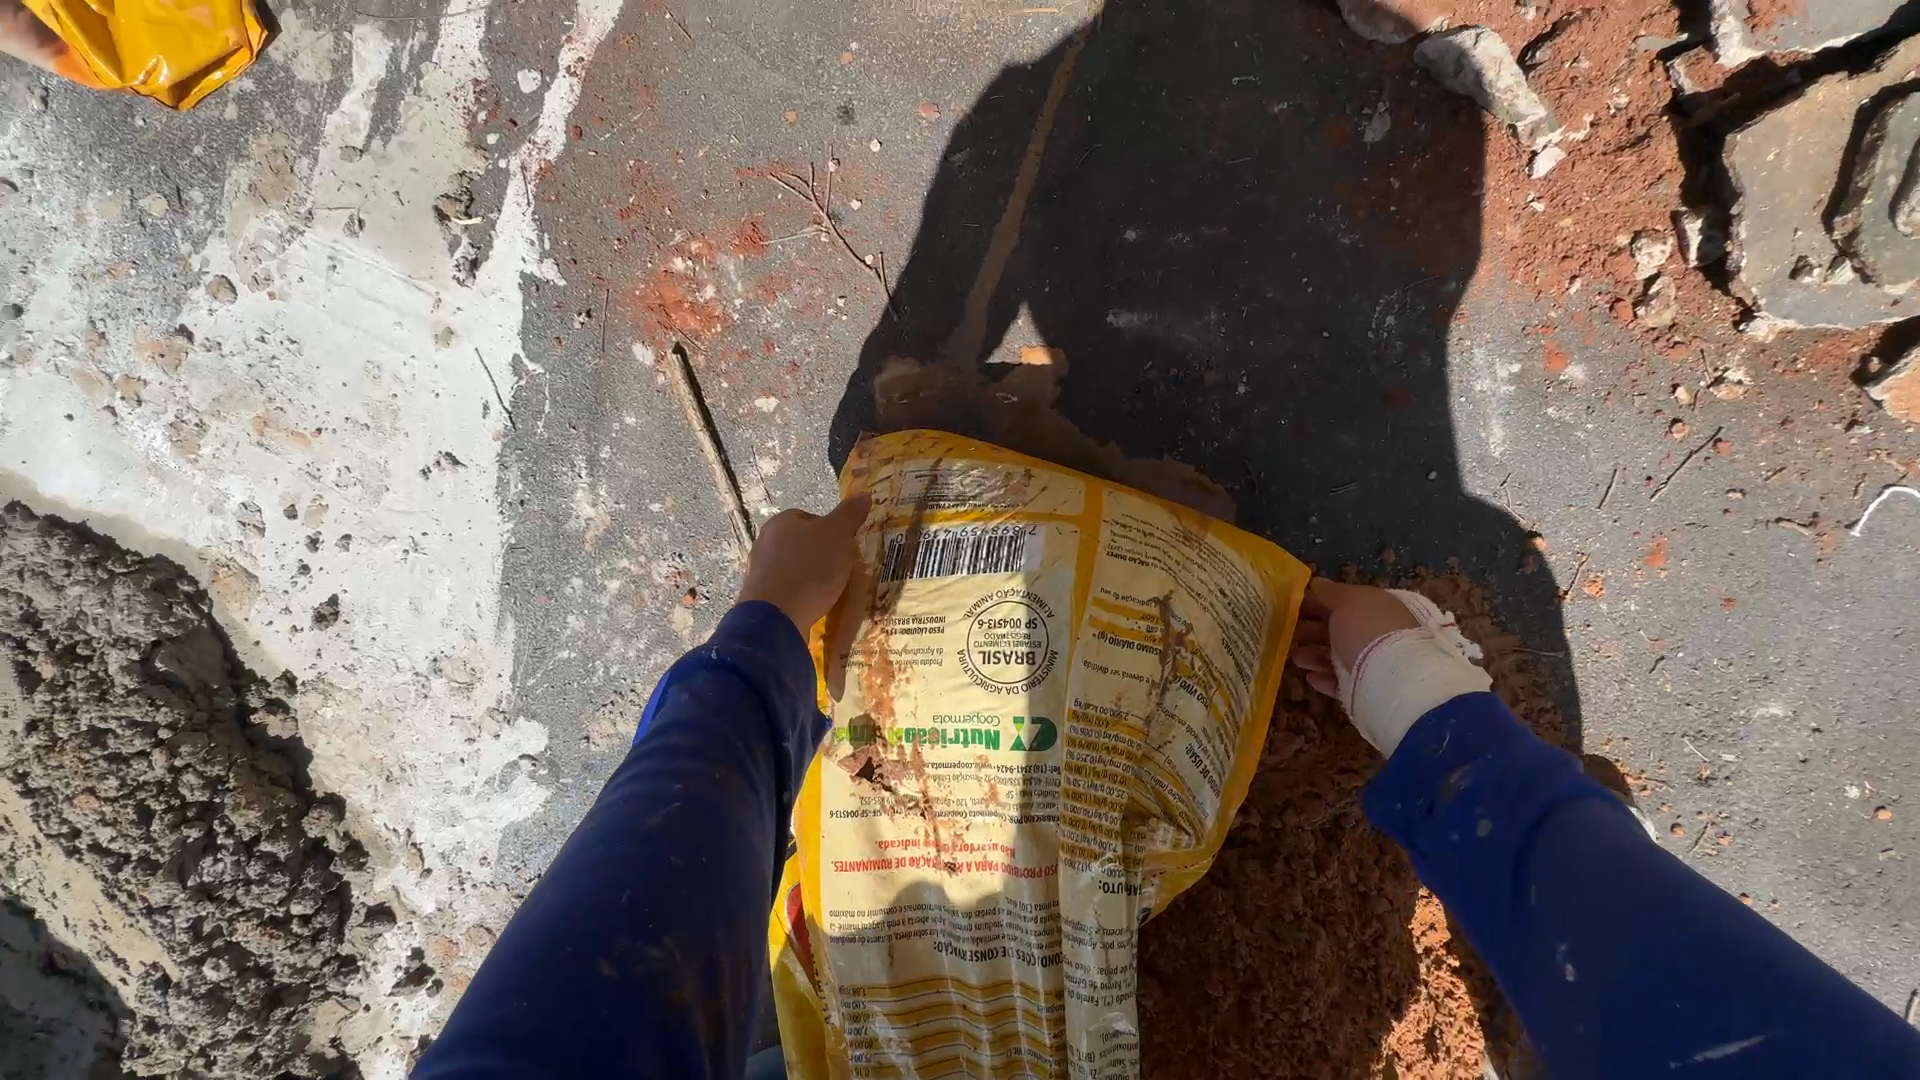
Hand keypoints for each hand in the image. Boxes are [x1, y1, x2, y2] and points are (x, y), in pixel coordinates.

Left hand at [737, 493, 871, 633]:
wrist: (777, 617)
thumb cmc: (810, 569)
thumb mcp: (839, 535)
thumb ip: (850, 514)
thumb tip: (863, 494)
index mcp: (781, 521)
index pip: (811, 518)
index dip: (832, 532)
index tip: (844, 549)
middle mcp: (765, 541)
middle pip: (802, 544)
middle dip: (821, 556)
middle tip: (840, 570)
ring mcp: (758, 570)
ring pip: (793, 567)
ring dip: (809, 577)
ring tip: (828, 592)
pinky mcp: (758, 597)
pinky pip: (786, 590)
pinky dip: (799, 595)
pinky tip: (811, 605)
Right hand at [1292, 577, 1491, 754]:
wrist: (1392, 678)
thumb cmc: (1368, 629)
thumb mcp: (1348, 601)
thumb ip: (1331, 592)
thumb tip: (1317, 582)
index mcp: (1377, 608)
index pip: (1345, 602)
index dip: (1319, 603)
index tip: (1294, 607)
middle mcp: (1377, 634)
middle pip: (1339, 630)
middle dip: (1313, 630)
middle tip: (1289, 632)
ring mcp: (1373, 663)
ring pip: (1336, 657)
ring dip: (1314, 655)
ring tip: (1297, 658)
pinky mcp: (1366, 689)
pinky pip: (1340, 682)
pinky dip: (1324, 679)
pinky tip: (1311, 677)